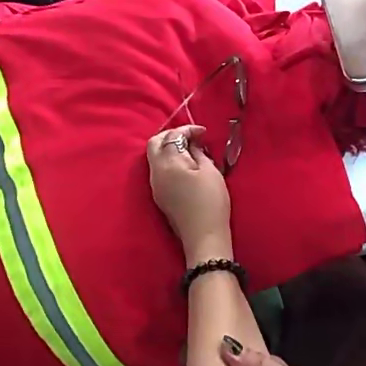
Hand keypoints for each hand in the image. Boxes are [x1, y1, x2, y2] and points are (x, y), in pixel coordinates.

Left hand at [147, 125, 231, 262]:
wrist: (203, 236)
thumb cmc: (211, 202)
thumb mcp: (210, 171)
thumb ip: (198, 152)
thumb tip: (192, 144)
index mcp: (168, 164)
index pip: (171, 136)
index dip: (187, 129)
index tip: (203, 133)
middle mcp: (155, 172)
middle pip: (154, 143)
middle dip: (171, 135)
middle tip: (192, 137)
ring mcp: (154, 185)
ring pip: (154, 156)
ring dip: (168, 147)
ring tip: (190, 149)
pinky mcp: (158, 195)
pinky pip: (158, 169)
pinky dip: (168, 160)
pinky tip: (184, 165)